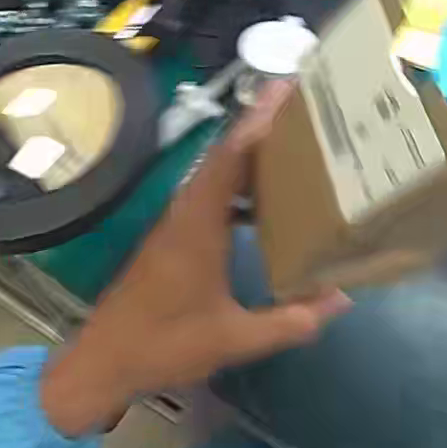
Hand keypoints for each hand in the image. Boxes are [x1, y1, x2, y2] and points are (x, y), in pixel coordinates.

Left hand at [41, 82, 351, 436]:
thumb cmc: (165, 344)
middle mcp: (184, 213)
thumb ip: (289, 321)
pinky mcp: (171, 238)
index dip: (256, 122)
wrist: (106, 357)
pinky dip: (235, 186)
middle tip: (299, 106)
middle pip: (223, 157)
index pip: (229, 159)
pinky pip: (208, 196)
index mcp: (197, 226)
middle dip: (258, 127)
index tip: (282, 90)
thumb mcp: (234, 339)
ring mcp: (174, 224)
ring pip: (214, 175)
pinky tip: (261, 202)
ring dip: (247, 155)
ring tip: (290, 144)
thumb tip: (340, 299)